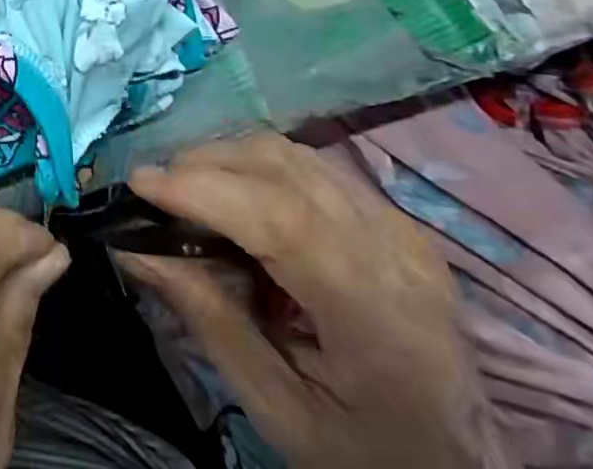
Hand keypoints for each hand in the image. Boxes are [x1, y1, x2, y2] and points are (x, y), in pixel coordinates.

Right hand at [117, 134, 511, 468]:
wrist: (460, 467)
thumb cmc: (361, 448)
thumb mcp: (275, 406)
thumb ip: (207, 317)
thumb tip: (132, 247)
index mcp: (379, 316)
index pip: (283, 220)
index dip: (203, 189)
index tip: (137, 185)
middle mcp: (398, 254)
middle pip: (283, 168)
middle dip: (201, 166)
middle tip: (152, 197)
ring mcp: (401, 229)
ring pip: (291, 154)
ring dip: (224, 160)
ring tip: (185, 195)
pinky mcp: (392, 219)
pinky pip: (306, 166)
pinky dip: (253, 168)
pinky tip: (231, 200)